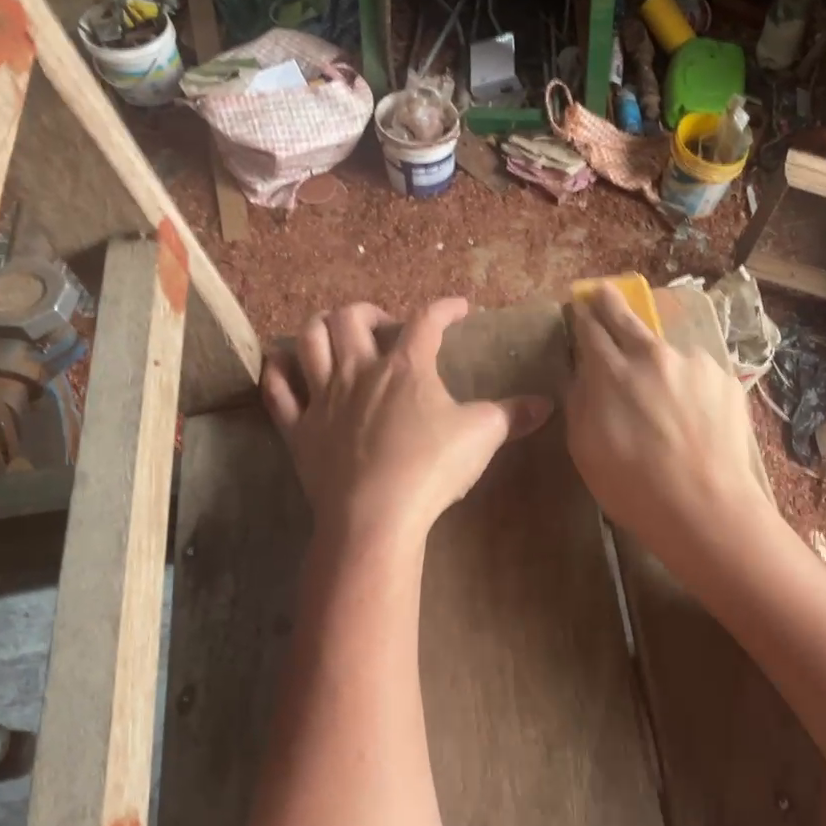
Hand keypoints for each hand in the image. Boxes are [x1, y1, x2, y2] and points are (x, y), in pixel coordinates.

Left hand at [261, 299, 552, 545]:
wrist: (374, 517)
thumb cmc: (431, 469)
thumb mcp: (482, 437)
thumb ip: (513, 416)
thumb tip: (547, 405)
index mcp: (406, 368)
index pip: (426, 321)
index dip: (444, 308)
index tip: (460, 308)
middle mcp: (359, 371)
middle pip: (351, 318)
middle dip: (369, 311)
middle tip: (385, 325)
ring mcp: (323, 398)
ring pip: (309, 341)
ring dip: (320, 327)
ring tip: (335, 332)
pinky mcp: (299, 430)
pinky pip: (278, 390)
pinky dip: (278, 371)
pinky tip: (283, 364)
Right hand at [566, 288, 770, 560]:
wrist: (705, 506)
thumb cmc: (633, 487)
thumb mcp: (584, 449)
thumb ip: (580, 402)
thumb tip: (581, 376)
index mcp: (611, 371)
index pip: (590, 329)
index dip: (582, 317)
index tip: (578, 307)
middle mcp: (652, 355)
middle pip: (626, 318)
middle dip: (610, 303)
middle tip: (603, 292)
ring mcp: (693, 364)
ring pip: (667, 353)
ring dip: (659, 362)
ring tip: (664, 399)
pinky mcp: (724, 379)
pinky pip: (698, 376)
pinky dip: (690, 387)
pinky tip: (694, 417)